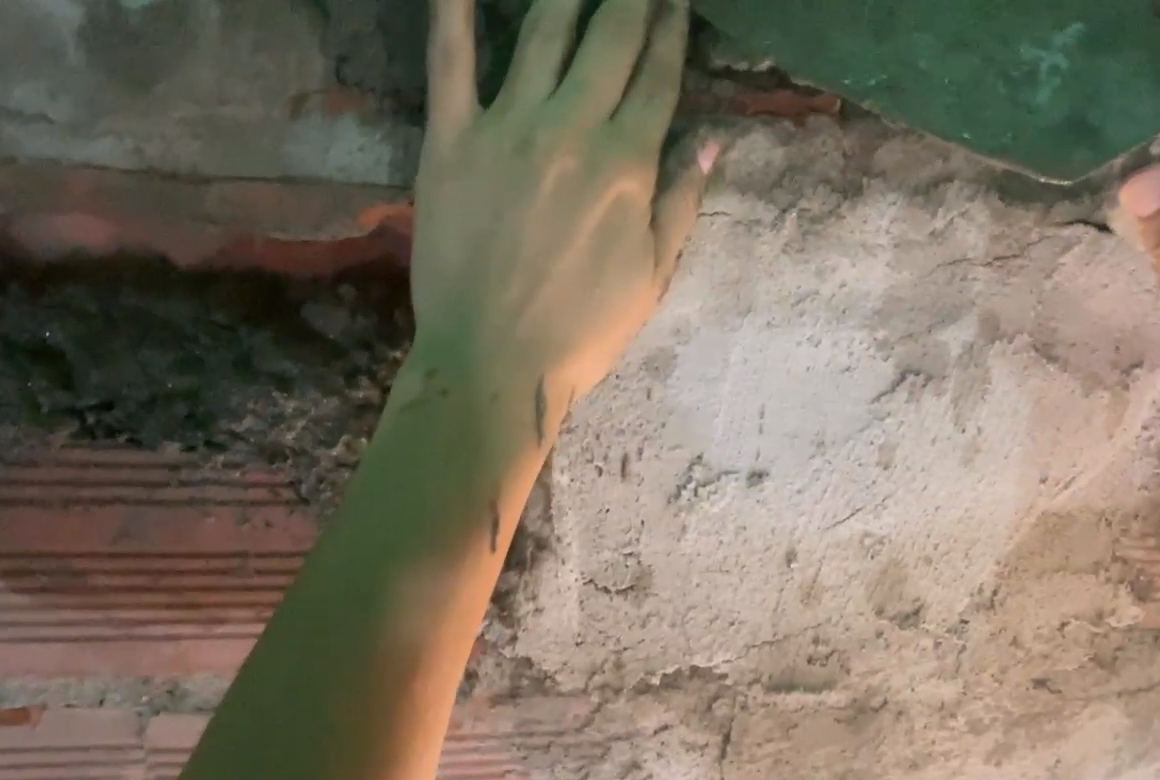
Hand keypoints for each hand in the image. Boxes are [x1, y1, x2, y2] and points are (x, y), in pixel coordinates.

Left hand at [414, 0, 715, 404]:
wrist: (494, 364)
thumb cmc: (581, 333)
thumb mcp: (651, 279)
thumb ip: (682, 206)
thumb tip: (711, 143)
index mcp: (626, 164)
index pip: (657, 77)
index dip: (671, 31)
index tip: (675, 2)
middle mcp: (571, 128)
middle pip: (609, 38)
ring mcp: (507, 128)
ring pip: (542, 32)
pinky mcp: (451, 141)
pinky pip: (448, 61)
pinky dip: (452, 11)